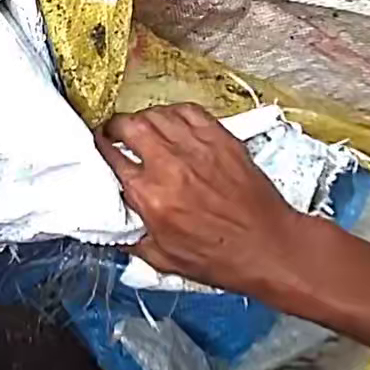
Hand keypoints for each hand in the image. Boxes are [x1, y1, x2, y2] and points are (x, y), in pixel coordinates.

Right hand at [95, 104, 323, 295]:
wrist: (270, 248)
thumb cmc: (222, 257)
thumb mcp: (164, 259)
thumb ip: (133, 239)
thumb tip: (115, 228)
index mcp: (150, 196)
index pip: (112, 160)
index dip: (100, 149)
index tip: (99, 147)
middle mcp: (169, 166)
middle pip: (129, 126)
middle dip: (116, 127)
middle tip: (115, 132)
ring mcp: (197, 148)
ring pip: (156, 114)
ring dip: (143, 118)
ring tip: (142, 126)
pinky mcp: (220, 139)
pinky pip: (188, 111)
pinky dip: (174, 112)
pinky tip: (172, 121)